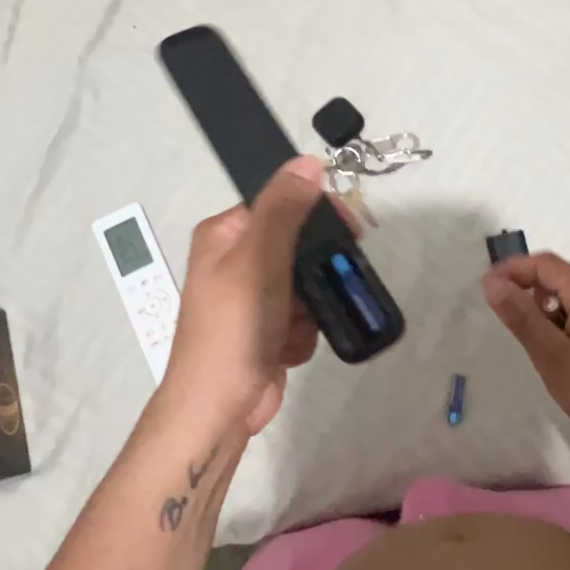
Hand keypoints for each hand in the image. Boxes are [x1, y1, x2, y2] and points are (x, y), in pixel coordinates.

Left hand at [162, 156, 327, 435]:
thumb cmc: (234, 327)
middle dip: (314, 272)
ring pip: (306, 283)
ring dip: (311, 307)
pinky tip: (287, 350)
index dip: (317, 214)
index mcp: (226, 234)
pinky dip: (303, 332)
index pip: (281, 203)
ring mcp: (252, 298)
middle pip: (298, 246)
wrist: (218, 408)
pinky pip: (303, 316)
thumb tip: (309, 160)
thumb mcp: (260, 258)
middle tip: (327, 288)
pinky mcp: (266, 329)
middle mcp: (236, 260)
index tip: (351, 231)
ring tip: (295, 327)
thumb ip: (285, 208)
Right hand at [483, 253, 569, 465]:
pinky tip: (559, 352)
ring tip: (533, 343)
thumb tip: (492, 282)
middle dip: (527, 290)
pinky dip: (564, 321)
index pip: (545, 264)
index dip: (512, 270)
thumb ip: (521, 317)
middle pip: (560, 277)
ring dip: (546, 309)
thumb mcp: (552, 358)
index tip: (485, 289)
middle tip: (504, 320)